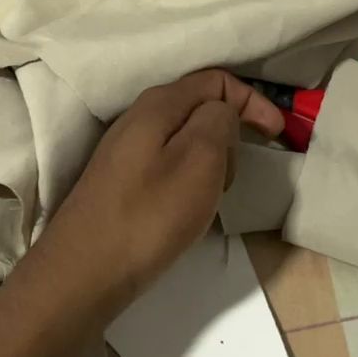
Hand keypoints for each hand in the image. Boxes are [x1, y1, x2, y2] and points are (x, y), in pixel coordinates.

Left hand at [40, 68, 285, 306]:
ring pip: (185, 136)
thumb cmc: (148, 215)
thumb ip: (218, 121)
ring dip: (211, 158)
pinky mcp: (118, 180)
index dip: (252, 100)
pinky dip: (190, 175)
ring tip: (213, 195)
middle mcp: (139, 116)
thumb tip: (222, 111)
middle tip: (236, 174)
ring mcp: (125, 149)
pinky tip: (186, 207)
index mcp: (160, 103)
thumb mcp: (199, 160)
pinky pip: (168, 161)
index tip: (277, 134)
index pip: (216, 80)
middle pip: (200, 106)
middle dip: (230, 132)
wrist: (80, 276)